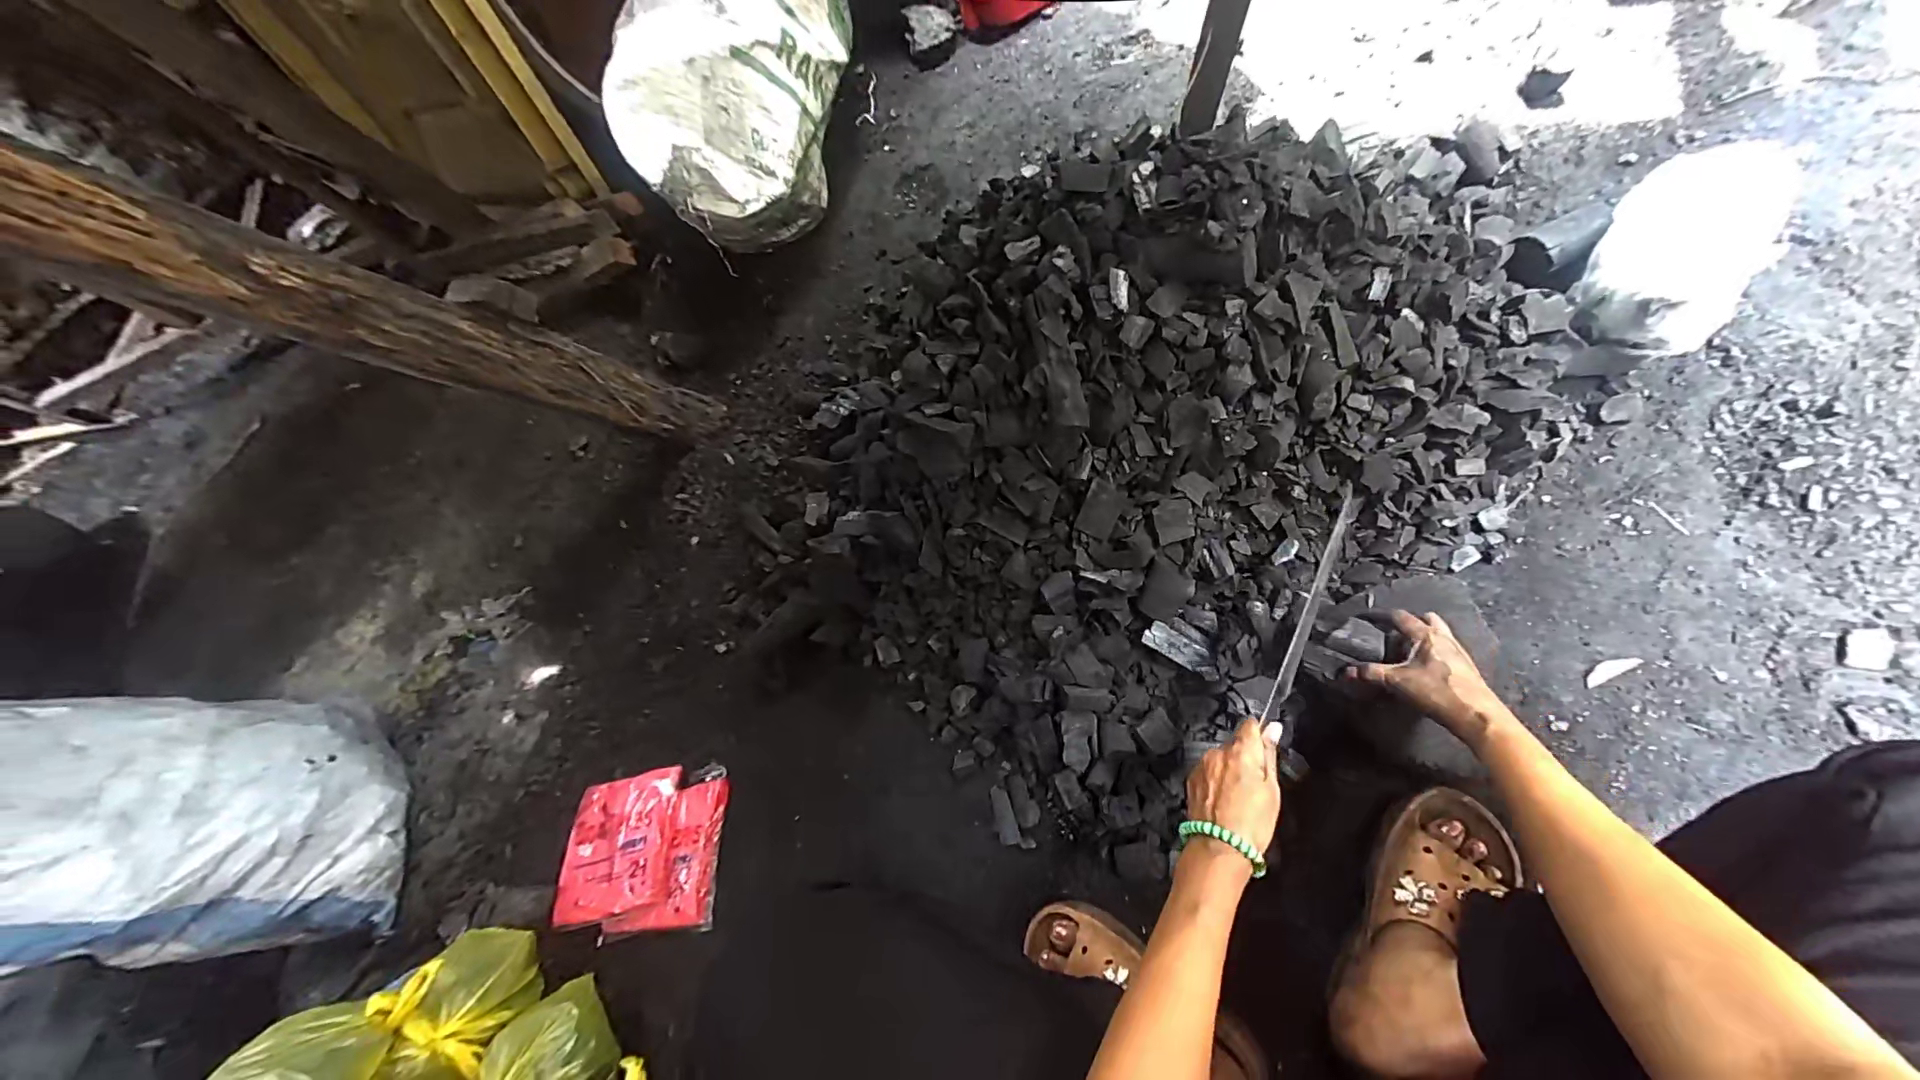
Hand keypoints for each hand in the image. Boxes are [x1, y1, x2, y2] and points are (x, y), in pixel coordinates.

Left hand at [1186, 715, 1281, 857]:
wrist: (1220, 847)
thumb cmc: (1253, 822)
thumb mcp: (1272, 789)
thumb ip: (1269, 754)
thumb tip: (1272, 728)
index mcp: (1241, 751)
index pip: (1250, 725)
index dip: (1259, 734)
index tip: (1265, 747)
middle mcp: (1218, 752)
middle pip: (1234, 743)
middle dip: (1244, 756)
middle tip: (1254, 782)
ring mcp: (1202, 764)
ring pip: (1220, 758)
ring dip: (1228, 767)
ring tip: (1237, 795)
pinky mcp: (1191, 778)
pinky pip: (1208, 770)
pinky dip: (1215, 778)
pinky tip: (1222, 798)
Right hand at [1345, 610, 1511, 747]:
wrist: (1477, 715)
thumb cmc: (1437, 692)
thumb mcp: (1397, 682)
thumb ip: (1371, 673)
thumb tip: (1346, 671)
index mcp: (1426, 635)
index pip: (1401, 617)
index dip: (1382, 616)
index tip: (1367, 618)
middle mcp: (1445, 638)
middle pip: (1427, 620)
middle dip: (1411, 622)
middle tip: (1394, 632)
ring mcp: (1459, 652)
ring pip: (1440, 634)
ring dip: (1425, 636)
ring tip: (1410, 648)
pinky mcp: (1467, 667)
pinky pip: (1448, 649)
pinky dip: (1435, 651)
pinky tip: (1427, 665)